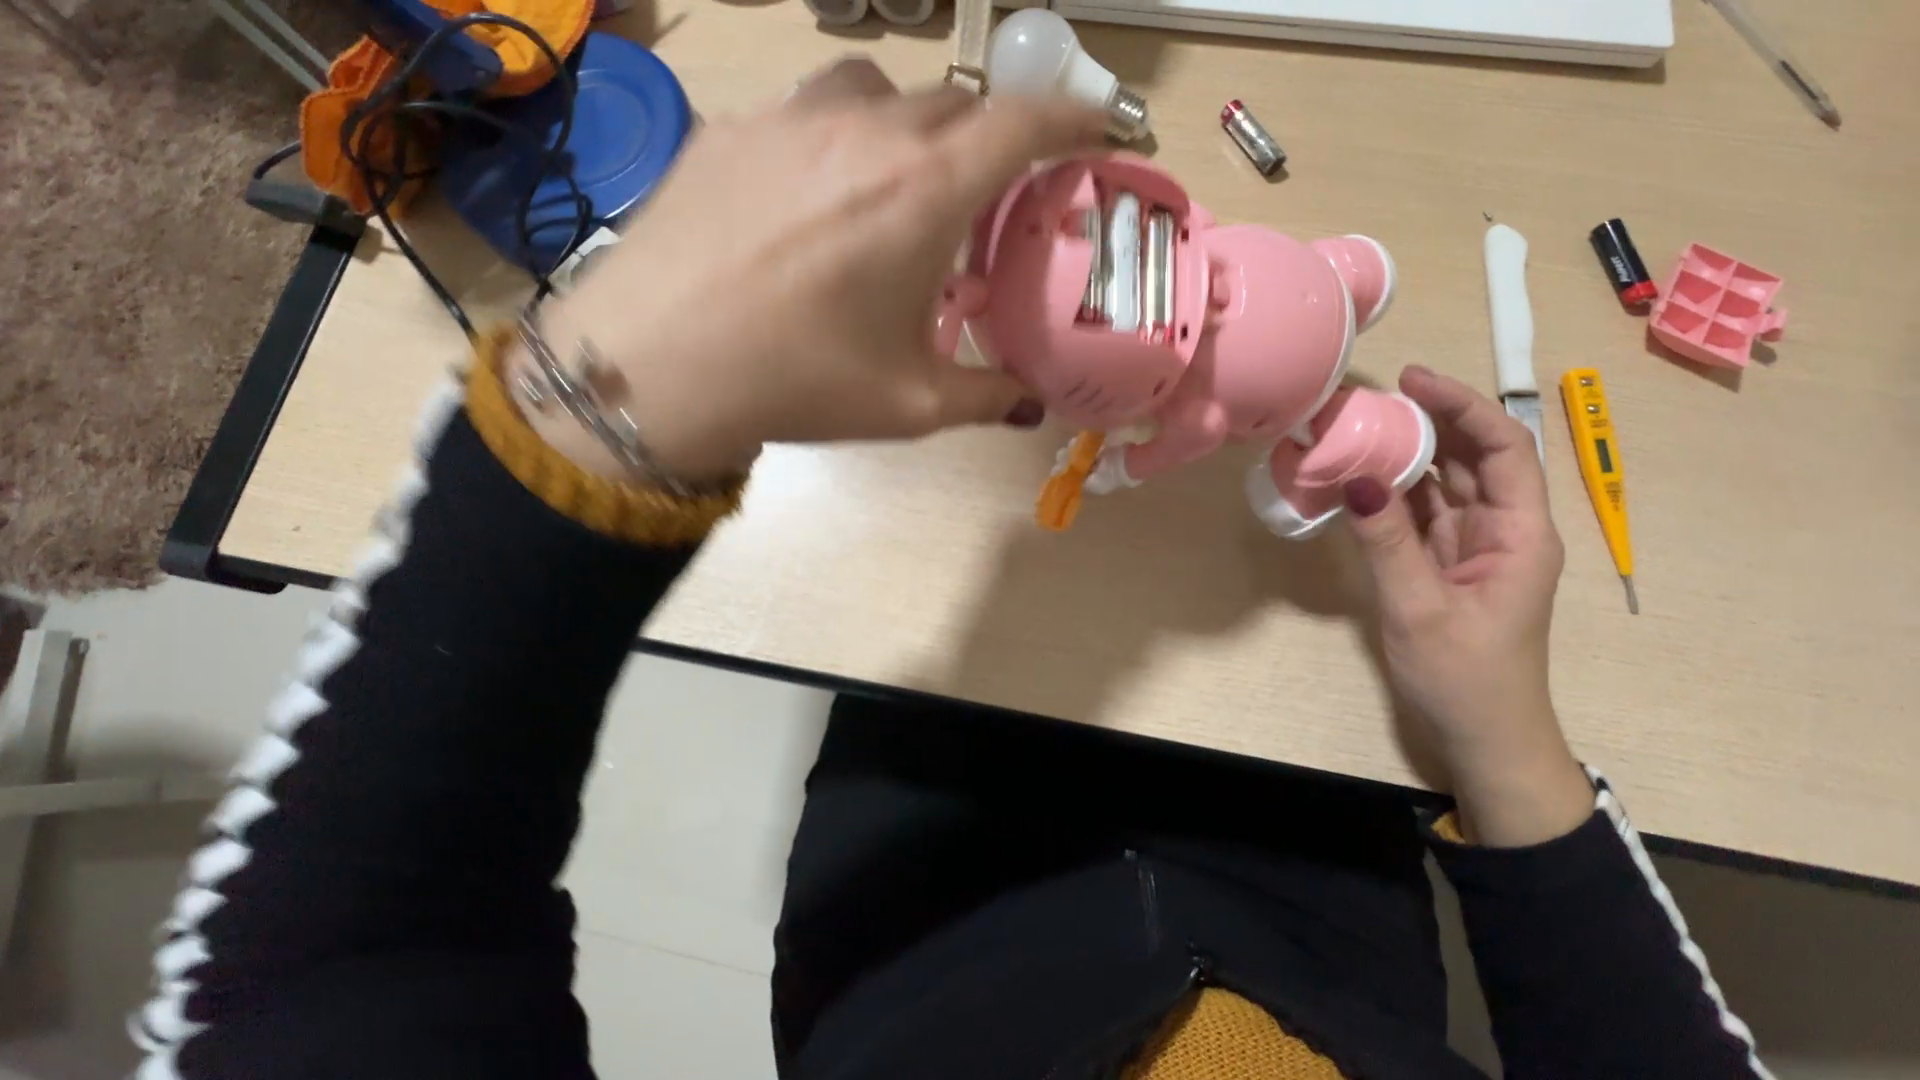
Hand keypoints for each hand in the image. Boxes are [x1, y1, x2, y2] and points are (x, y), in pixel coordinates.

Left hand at [515, 58, 1104, 482]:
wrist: (652, 367)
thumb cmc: (794, 383)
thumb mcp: (908, 403)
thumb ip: (986, 393)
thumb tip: (1028, 400)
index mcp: (924, 190)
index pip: (1024, 121)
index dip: (1073, 118)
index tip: (1094, 130)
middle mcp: (866, 130)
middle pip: (957, 103)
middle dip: (990, 137)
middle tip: (990, 190)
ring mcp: (793, 118)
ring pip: (881, 91)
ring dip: (912, 125)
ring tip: (902, 182)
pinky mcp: (735, 128)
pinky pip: (810, 109)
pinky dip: (840, 137)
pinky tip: (818, 194)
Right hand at [1341, 365, 1591, 846]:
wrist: (1482, 737)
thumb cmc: (1464, 677)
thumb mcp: (1420, 609)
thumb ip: (1389, 543)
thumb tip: (1358, 479)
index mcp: (1520, 534)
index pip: (1501, 449)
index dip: (1462, 407)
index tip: (1412, 381)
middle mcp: (1501, 530)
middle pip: (1471, 458)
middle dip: (1427, 422)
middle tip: (1367, 400)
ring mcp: (1472, 547)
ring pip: (1442, 484)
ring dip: (1405, 455)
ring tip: (1355, 427)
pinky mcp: (1445, 565)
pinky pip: (1420, 515)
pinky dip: (1391, 494)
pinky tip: (1357, 477)